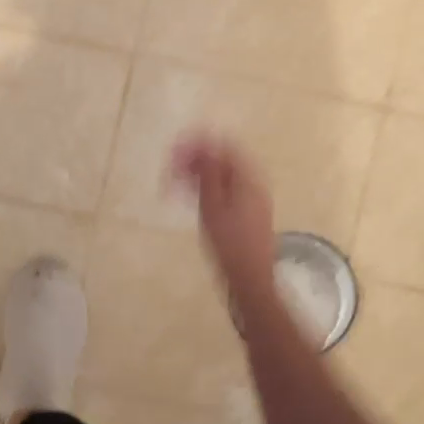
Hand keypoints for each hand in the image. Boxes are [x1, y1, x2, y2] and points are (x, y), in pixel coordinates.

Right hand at [170, 134, 276, 296]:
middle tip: (170, 168)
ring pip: (220, 175)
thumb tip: (201, 147)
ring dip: (196, 173)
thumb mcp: (213, 205)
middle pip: (221, 159)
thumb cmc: (230, 244)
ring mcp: (251, 198)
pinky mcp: (245, 212)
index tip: (174, 148)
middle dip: (194, 159)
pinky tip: (187, 196)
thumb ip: (207, 174)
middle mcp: (253, 183)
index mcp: (248, 177)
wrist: (250, 280)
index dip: (198, 142)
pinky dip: (204, 187)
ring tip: (173, 183)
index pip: (223, 146)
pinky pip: (223, 189)